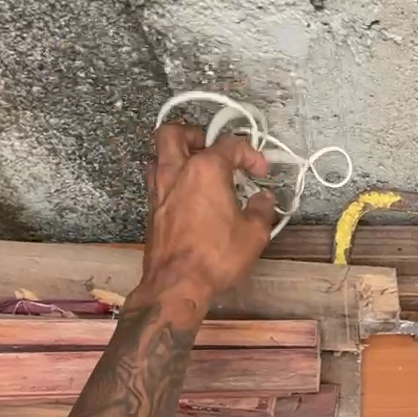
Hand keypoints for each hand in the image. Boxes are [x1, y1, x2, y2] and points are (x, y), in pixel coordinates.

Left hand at [141, 122, 277, 301]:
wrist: (178, 283)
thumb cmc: (215, 256)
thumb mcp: (254, 234)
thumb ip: (262, 210)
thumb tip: (265, 200)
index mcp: (205, 169)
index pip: (230, 145)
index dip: (250, 154)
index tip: (261, 170)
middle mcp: (177, 172)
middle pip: (175, 133)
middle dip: (195, 135)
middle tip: (212, 149)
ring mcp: (159, 190)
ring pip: (159, 154)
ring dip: (178, 155)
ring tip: (198, 171)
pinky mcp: (152, 210)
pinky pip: (158, 180)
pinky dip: (173, 179)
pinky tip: (189, 196)